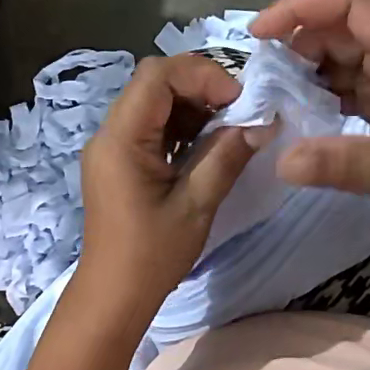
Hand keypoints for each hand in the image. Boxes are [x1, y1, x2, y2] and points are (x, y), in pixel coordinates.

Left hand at [78, 55, 260, 306]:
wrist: (114, 294)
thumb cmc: (152, 254)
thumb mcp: (196, 204)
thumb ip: (226, 156)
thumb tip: (261, 122)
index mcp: (120, 139)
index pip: (157, 76)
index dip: (201, 75)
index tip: (238, 101)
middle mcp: (107, 134)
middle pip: (152, 84)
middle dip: (199, 88)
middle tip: (236, 113)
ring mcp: (109, 147)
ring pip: (151, 103)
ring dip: (191, 107)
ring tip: (225, 131)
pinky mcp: (116, 162)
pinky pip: (148, 127)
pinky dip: (178, 127)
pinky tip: (203, 147)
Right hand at [250, 0, 369, 225]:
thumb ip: (348, 165)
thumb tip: (282, 162)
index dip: (302, 3)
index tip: (261, 33)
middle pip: (344, 17)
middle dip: (297, 40)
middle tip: (263, 81)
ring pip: (347, 46)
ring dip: (309, 66)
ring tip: (278, 101)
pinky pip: (357, 74)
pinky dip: (327, 88)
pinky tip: (309, 115)